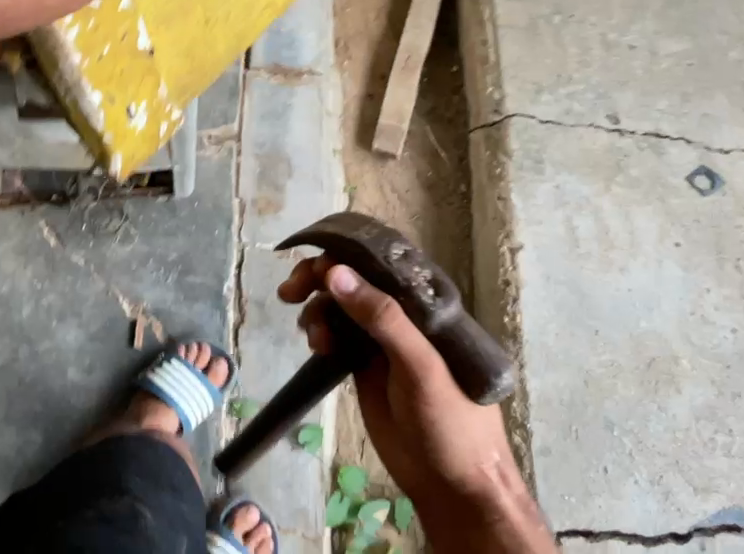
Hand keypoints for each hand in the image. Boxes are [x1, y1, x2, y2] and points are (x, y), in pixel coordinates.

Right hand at [279, 257, 557, 553]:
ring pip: (338, 305)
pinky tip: (316, 347)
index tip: (313, 266)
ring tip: (311, 334)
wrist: (452, 487)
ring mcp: (381, 339)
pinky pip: (334, 333)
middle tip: (290, 290)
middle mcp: (401, 315)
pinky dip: (319, 332)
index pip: (380, 263)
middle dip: (319, 278)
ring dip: (316, 308)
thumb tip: (334, 273)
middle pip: (353, 279)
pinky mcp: (364, 363)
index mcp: (425, 305)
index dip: (344, 255)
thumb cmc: (451, 422)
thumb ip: (382, 318)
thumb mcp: (420, 366)